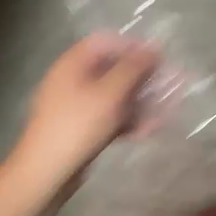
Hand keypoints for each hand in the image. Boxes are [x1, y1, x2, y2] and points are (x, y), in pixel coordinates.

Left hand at [11, 34, 158, 187]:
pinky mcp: (83, 127)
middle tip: (169, 85)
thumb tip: (153, 48)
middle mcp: (74, 81)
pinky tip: (149, 130)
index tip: (158, 57)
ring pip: (116, 95)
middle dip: (144, 77)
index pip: (106, 42)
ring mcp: (77, 106)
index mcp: (73, 65)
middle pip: (114, 70)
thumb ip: (134, 68)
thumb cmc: (78, 125)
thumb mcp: (110, 93)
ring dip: (142, 100)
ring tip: (167, 110)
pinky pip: (111, 116)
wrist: (46, 173)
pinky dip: (130, 119)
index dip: (133, 46)